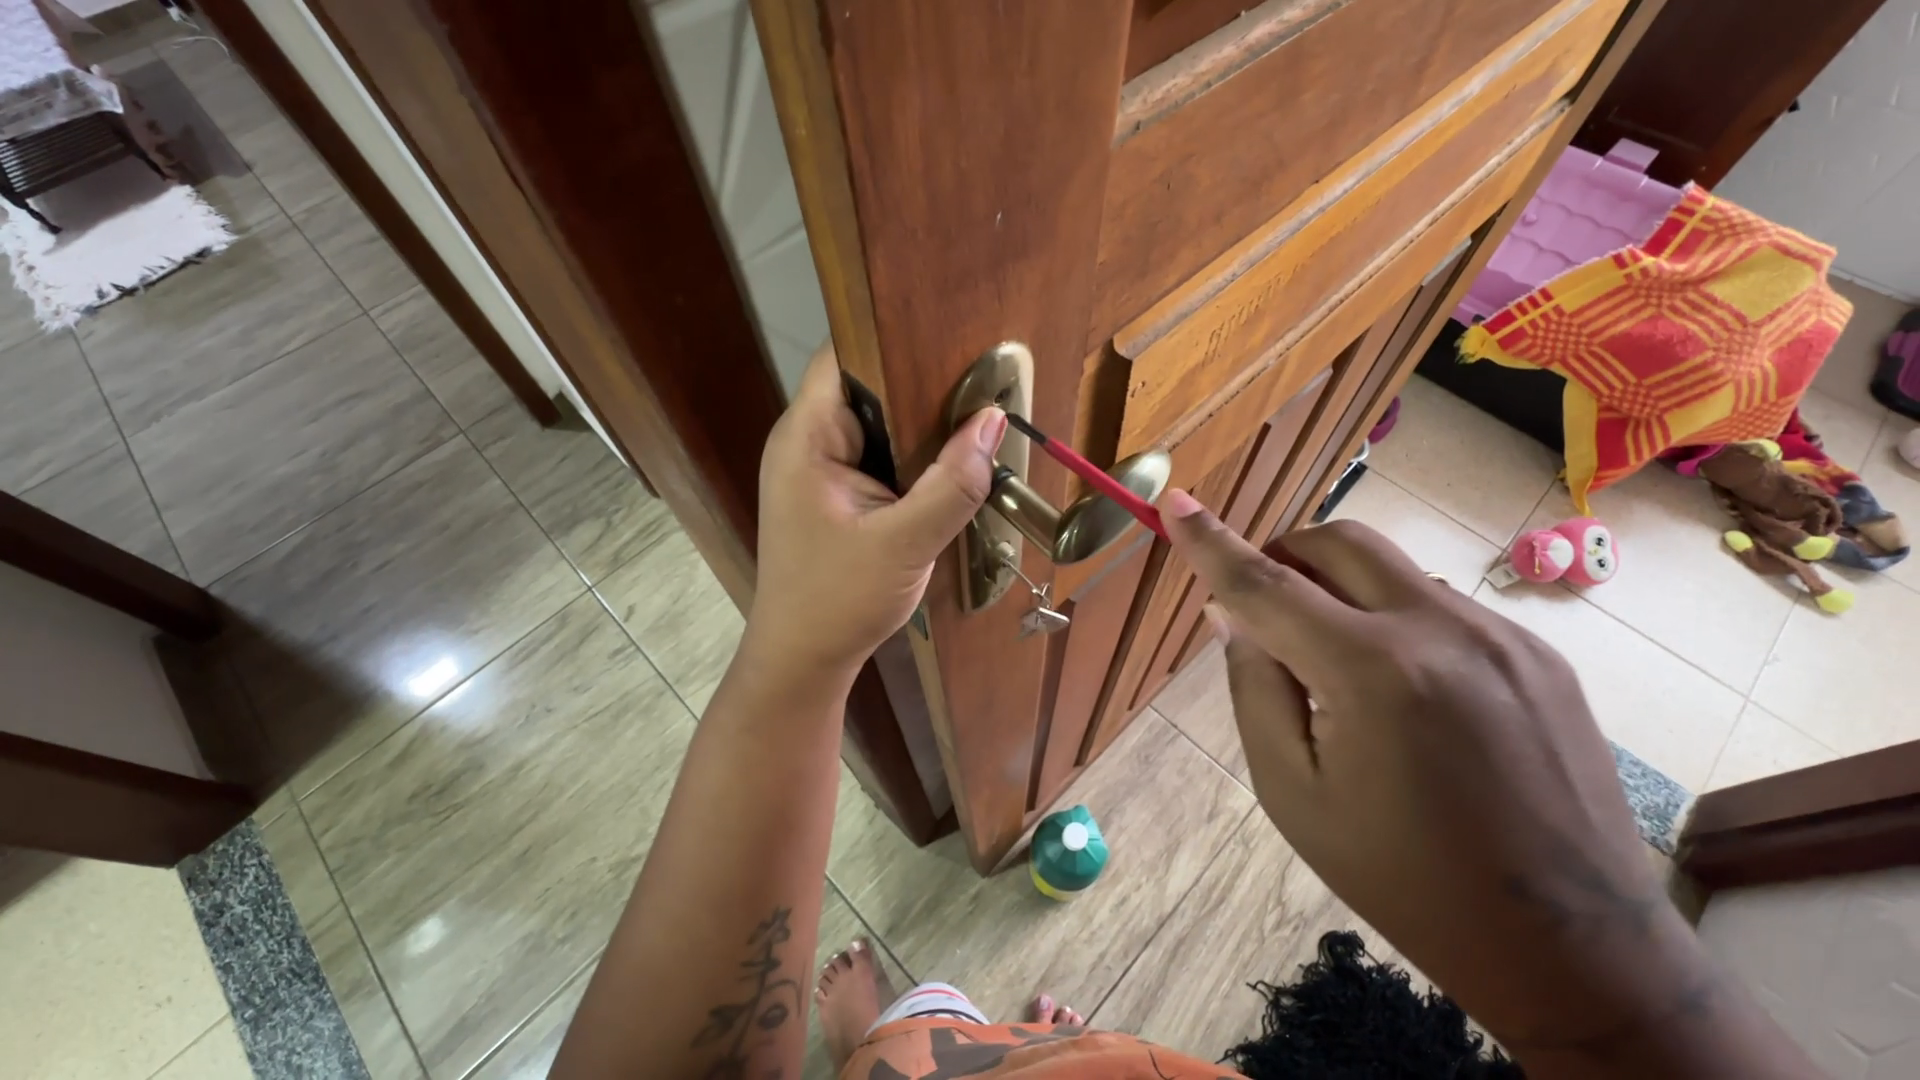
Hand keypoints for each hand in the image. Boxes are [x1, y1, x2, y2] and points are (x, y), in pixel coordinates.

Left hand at [747, 346, 1005, 676]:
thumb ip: (952, 484)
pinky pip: (880, 455)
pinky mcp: (838, 493)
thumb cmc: (838, 602)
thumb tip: (993, 420)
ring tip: (978, 410)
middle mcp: (809, 441)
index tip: (953, 336)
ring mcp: (821, 468)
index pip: (844, 355)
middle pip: (867, 385)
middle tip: (984, 376)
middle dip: (922, 383)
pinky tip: (952, 458)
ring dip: (922, 424)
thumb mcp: (905, 544)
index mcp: (806, 437)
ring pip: (879, 423)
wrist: (804, 659)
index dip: (894, 336)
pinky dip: (914, 456)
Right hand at [1160, 492, 1723, 1059]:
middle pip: (1338, 542)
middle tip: (1260, 602)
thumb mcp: (1294, 794)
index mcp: (1371, 672)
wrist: (1568, 945)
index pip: (1266, 584)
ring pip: (1392, 571)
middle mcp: (1442, 629)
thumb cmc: (1403, 879)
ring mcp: (1503, 636)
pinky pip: (1440, 607)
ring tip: (1335, 665)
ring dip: (1341, 590)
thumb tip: (1233, 617)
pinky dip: (1394, 621)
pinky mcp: (1540, 655)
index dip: (1211, 543)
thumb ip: (1256, 689)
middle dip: (1283, 552)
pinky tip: (1404, 694)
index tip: (1176, 503)